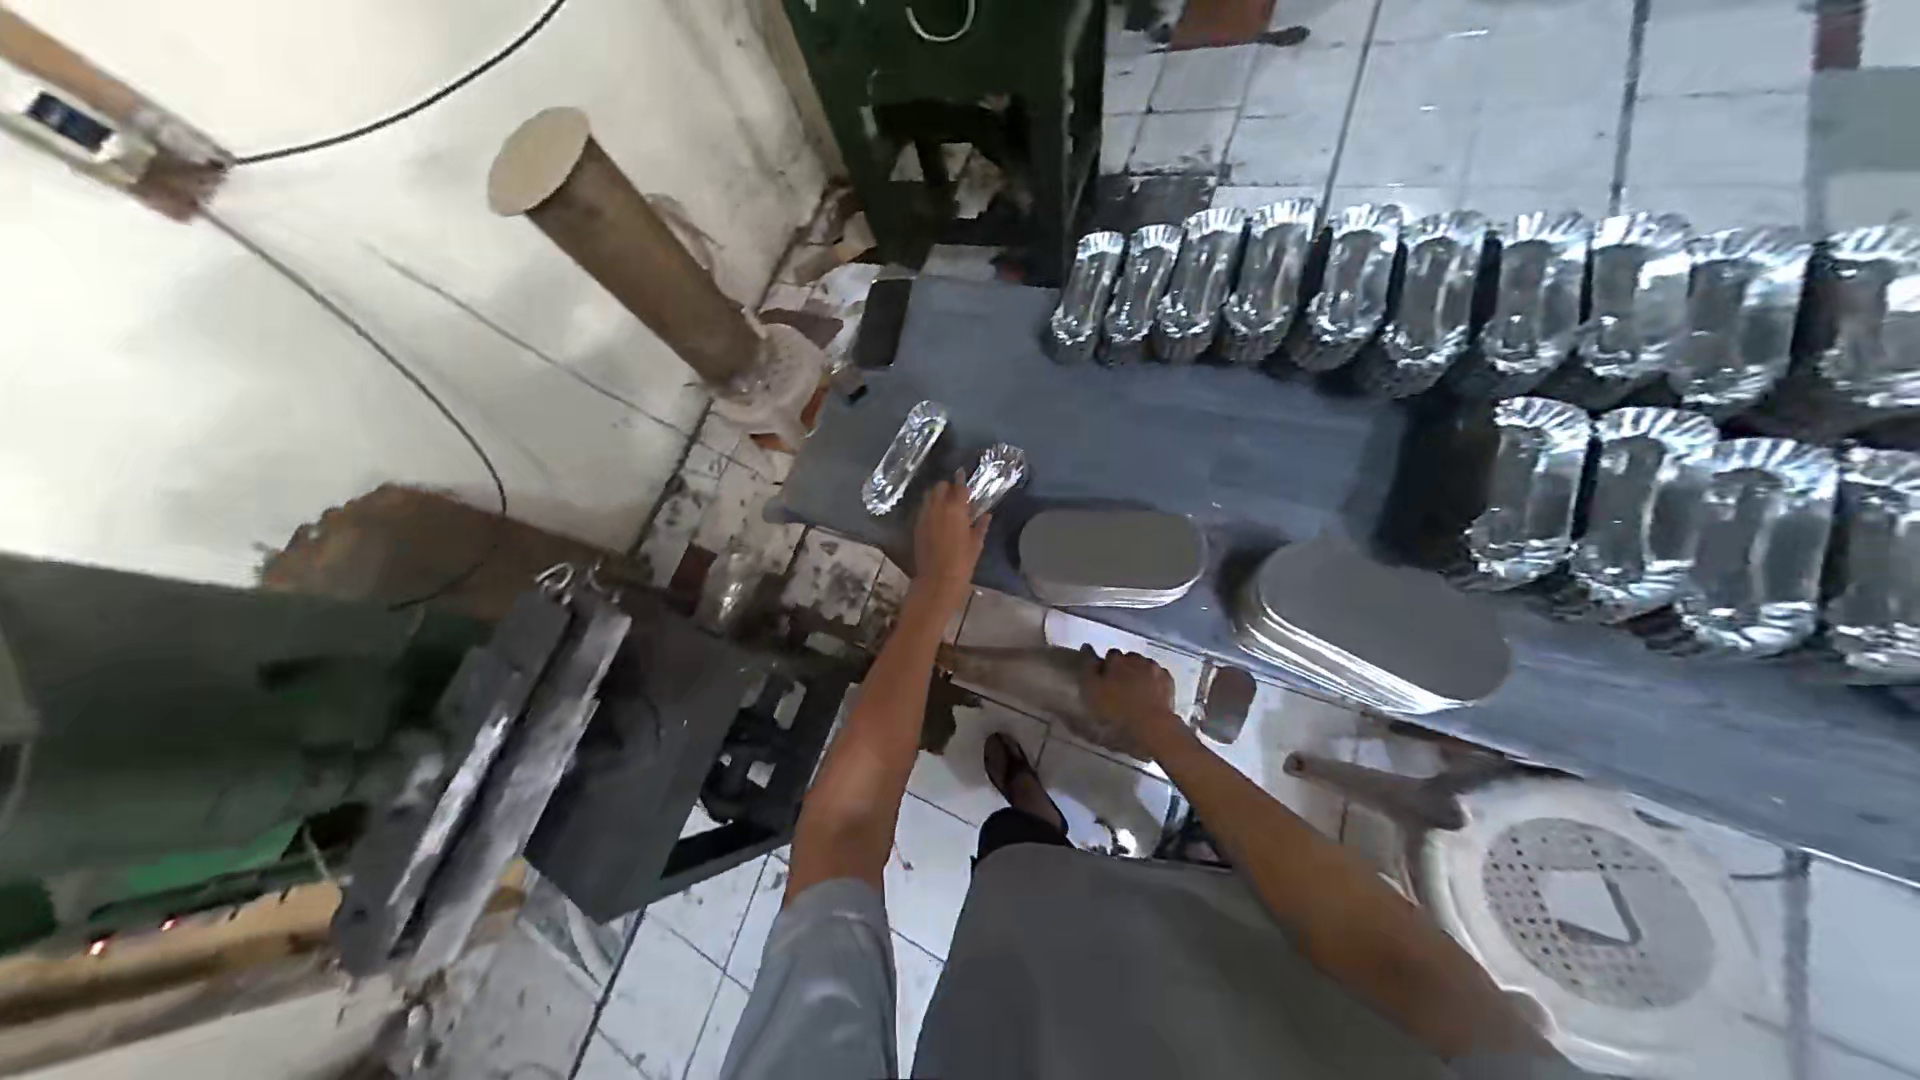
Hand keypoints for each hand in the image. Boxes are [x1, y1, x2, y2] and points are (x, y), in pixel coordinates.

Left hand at [912, 475, 988, 613]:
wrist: (938, 579)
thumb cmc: (962, 562)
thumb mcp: (976, 544)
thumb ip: (981, 526)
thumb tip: (987, 515)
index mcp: (955, 509)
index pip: (958, 487)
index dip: (961, 480)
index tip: (962, 473)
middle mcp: (937, 508)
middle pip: (939, 487)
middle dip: (947, 487)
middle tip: (955, 493)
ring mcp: (924, 516)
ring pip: (928, 496)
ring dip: (936, 496)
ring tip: (945, 503)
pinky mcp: (916, 526)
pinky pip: (923, 509)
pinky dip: (929, 508)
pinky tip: (936, 516)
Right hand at [1076, 648, 1186, 760]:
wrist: (1151, 727)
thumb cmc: (1115, 711)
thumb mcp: (1091, 691)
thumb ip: (1087, 668)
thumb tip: (1087, 647)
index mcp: (1115, 660)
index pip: (1108, 655)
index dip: (1105, 667)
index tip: (1104, 680)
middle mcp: (1135, 658)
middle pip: (1126, 659)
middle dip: (1122, 669)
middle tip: (1119, 689)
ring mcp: (1154, 668)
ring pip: (1142, 665)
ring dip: (1138, 673)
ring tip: (1135, 693)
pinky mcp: (1168, 680)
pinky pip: (1157, 675)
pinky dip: (1153, 681)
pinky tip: (1150, 695)